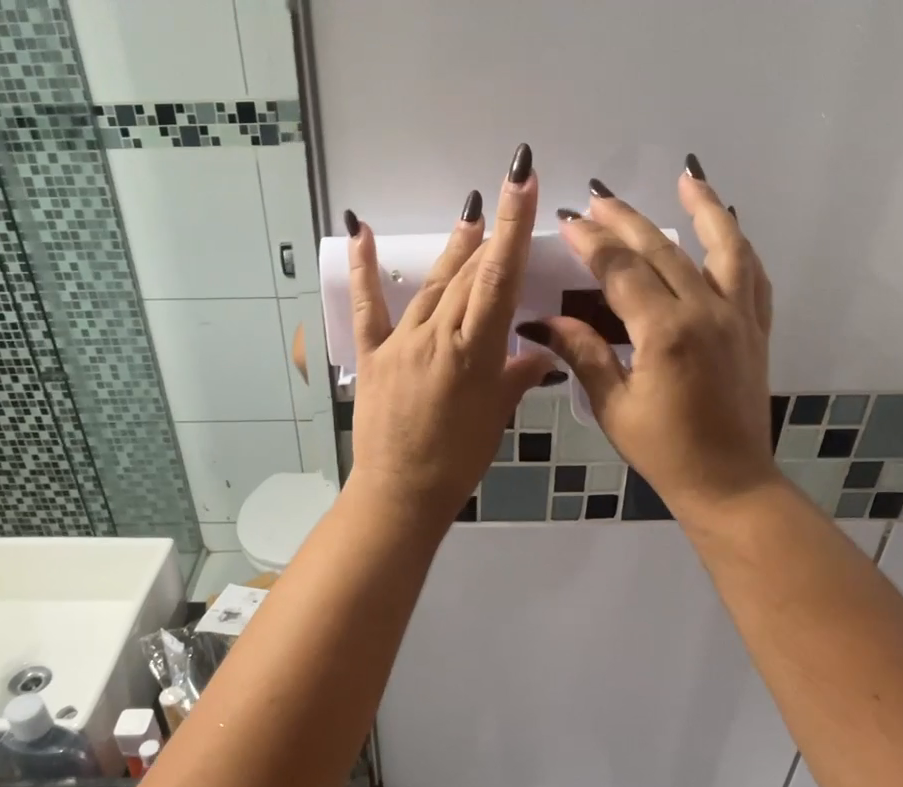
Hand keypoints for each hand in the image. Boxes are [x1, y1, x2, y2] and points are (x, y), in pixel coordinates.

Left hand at [344, 144, 554, 524]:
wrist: (401, 492)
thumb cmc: (458, 462)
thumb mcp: (495, 419)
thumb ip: (516, 378)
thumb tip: (541, 353)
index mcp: (474, 353)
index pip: (499, 279)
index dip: (512, 228)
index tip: (519, 179)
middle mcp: (437, 337)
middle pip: (468, 277)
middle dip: (491, 239)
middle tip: (507, 204)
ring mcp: (401, 343)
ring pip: (431, 286)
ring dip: (453, 251)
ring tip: (469, 217)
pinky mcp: (373, 356)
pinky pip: (369, 307)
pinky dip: (365, 269)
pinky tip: (361, 230)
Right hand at [518, 158, 777, 515]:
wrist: (729, 481)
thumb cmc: (664, 452)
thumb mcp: (614, 407)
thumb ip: (585, 355)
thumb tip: (545, 322)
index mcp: (665, 332)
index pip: (621, 271)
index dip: (593, 244)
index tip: (569, 221)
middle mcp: (706, 311)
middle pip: (662, 250)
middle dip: (626, 221)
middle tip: (597, 199)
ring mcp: (738, 316)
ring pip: (721, 246)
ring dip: (701, 208)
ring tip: (685, 178)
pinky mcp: (756, 328)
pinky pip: (752, 274)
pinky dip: (738, 245)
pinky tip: (726, 228)